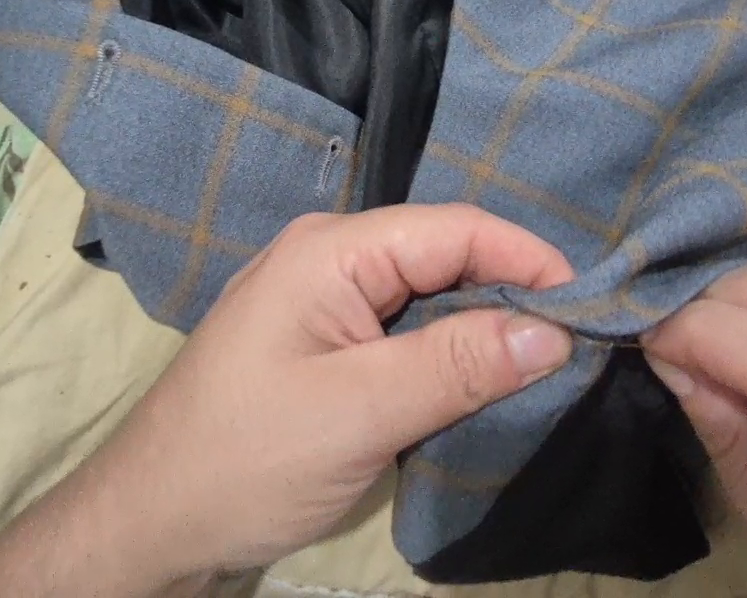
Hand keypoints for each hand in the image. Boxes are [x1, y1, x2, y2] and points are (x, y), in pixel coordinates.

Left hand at [0, 204, 575, 597]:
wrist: (153, 518)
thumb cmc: (246, 456)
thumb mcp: (360, 412)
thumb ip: (456, 363)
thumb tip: (553, 330)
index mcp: (332, 247)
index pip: (452, 229)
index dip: (527, 259)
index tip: (594, 307)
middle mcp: (331, 253)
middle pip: (442, 253)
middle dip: (510, 289)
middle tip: (581, 341)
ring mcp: (325, 294)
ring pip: (426, 290)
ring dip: (482, 320)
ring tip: (546, 358)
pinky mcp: (325, 335)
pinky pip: (402, 323)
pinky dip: (447, 344)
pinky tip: (480, 371)